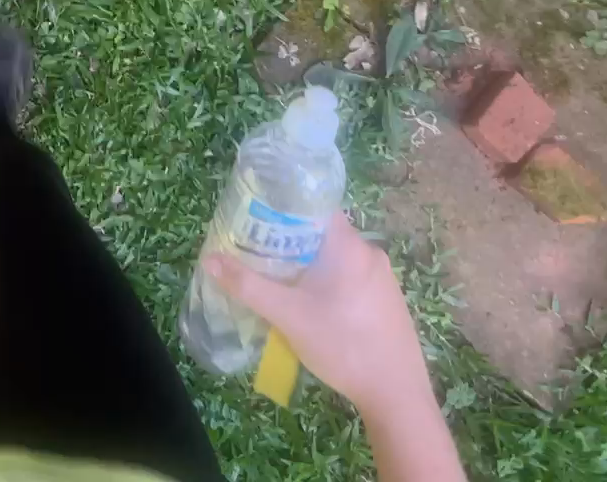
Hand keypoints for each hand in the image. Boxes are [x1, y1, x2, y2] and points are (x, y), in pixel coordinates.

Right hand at [205, 217, 432, 418]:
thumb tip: (209, 259)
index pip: (313, 207)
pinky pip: (350, 278)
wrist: (398, 398)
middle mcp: (370, 254)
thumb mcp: (287, 315)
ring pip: (335, 258)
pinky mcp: (389, 303)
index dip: (283, 209)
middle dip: (288, 241)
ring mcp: (384, 280)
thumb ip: (247, 285)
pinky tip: (312, 307)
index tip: (257, 221)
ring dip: (308, 265)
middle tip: (259, 255)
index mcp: (349, 246)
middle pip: (320, 233)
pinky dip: (327, 283)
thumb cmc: (342, 345)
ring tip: (280, 282)